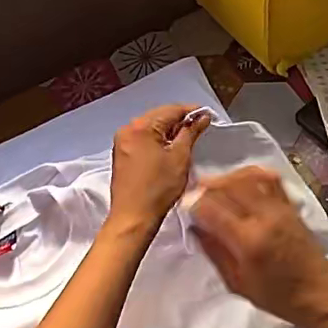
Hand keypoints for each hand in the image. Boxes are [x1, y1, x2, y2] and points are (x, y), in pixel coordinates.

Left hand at [107, 104, 212, 233]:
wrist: (133, 217)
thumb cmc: (158, 189)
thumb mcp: (180, 157)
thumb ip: (190, 132)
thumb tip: (201, 117)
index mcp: (140, 127)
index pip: (170, 110)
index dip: (191, 111)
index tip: (206, 114)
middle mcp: (127, 130)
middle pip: (158, 116)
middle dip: (179, 120)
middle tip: (200, 126)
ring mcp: (122, 142)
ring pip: (150, 128)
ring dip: (169, 131)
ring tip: (188, 138)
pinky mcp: (122, 154)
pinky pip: (142, 139)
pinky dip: (157, 140)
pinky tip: (170, 148)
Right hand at [189, 167, 327, 327]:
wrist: (320, 295)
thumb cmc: (277, 296)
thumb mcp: (237, 283)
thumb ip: (214, 251)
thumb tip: (195, 226)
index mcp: (249, 241)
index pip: (212, 207)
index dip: (193, 203)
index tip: (184, 206)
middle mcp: (265, 217)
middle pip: (228, 186)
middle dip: (206, 186)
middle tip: (195, 194)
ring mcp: (280, 207)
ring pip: (247, 176)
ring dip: (226, 178)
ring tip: (213, 187)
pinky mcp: (290, 204)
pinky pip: (267, 178)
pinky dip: (248, 174)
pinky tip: (238, 182)